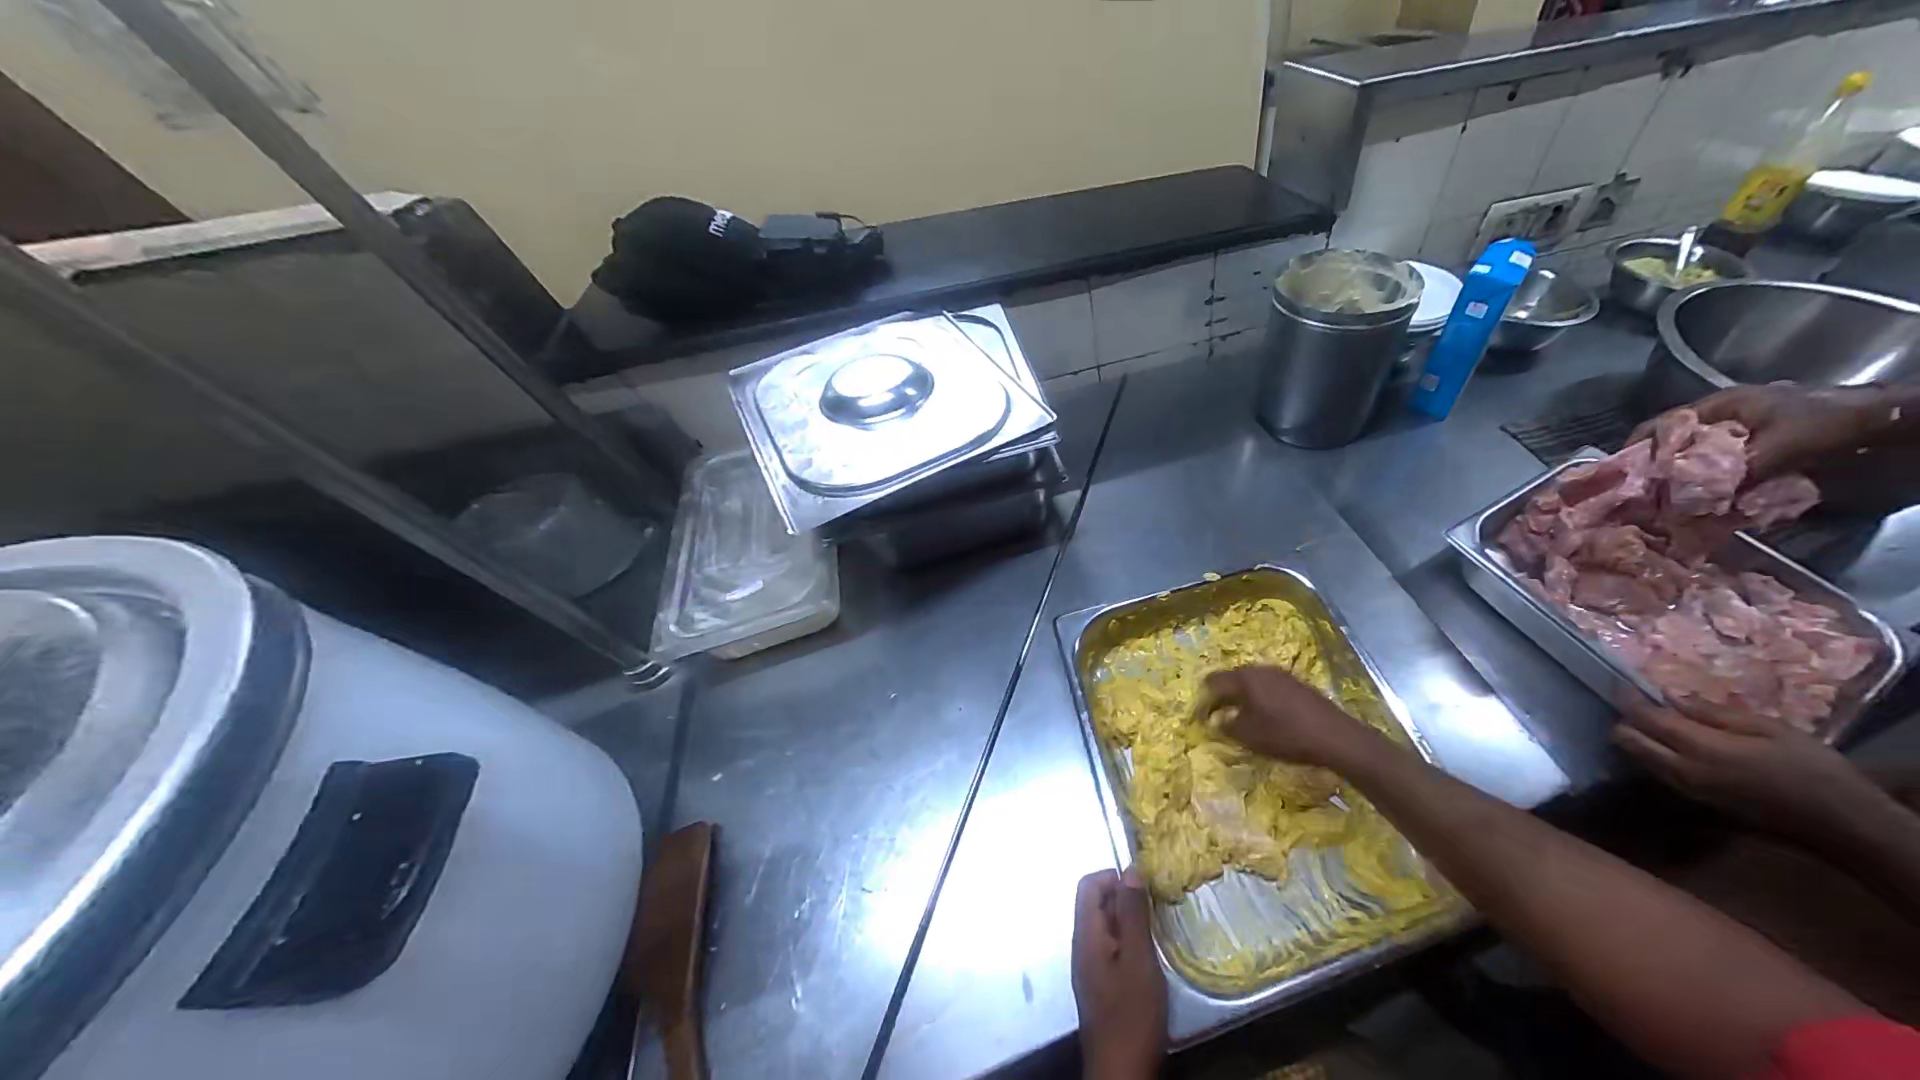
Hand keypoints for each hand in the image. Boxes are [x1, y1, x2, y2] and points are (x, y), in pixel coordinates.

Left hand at [1073, 868, 1164, 1079]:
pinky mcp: (1100, 984)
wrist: (1121, 1072)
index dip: (1113, 876)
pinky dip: (1128, 942)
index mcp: (1086, 934)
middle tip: (1155, 907)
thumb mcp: (1138, 959)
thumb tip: (1130, 871)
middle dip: (1123, 897)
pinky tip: (1148, 957)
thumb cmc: (1131, 1014)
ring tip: (1155, 930)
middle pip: (1095, 903)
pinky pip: (1110, 948)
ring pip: (1105, 926)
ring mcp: (1089, 966)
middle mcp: (1082, 945)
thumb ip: (1132, 914)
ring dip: (1128, 920)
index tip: (1143, 885)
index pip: (1088, 885)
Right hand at [1200, 666, 1386, 769]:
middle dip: (1223, 696)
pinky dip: (1262, 700)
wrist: (1337, 738)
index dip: (1204, 699)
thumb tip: (1217, 720)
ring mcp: (1282, 675)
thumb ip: (1226, 725)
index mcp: (1244, 677)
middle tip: (1219, 716)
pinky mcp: (1298, 685)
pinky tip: (1267, 717)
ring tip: (1242, 718)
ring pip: (1253, 683)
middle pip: (1233, 679)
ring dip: (1244, 698)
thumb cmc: (1285, 734)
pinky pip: (1270, 688)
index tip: (1202, 717)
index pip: (1213, 682)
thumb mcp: (1248, 735)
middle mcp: (1261, 670)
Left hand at [1612, 696, 1886, 845]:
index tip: (1627, 684)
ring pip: (1637, 756)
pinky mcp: (1696, 800)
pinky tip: (1673, 745)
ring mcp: (1685, 788)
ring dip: (1637, 737)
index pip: (1643, 718)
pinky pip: (1657, 771)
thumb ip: (1713, 713)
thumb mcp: (1770, 730)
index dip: (1629, 698)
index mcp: (1698, 748)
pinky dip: (1653, 753)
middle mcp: (1680, 768)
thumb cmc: (1814, 770)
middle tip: (1643, 704)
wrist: (1844, 826)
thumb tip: (1670, 696)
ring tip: (1659, 722)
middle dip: (1625, 718)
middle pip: (1626, 738)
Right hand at [1629, 384, 1891, 482]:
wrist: (1898, 423)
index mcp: (1720, 407)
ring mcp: (1744, 438)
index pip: (1661, 425)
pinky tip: (1712, 509)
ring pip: (1698, 464)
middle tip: (1645, 498)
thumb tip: (1695, 500)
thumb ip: (1738, 469)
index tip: (1624, 476)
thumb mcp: (1785, 443)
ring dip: (1687, 486)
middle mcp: (1725, 420)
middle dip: (1659, 473)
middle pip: (1675, 447)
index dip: (1637, 449)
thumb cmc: (1835, 422)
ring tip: (1674, 508)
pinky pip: (1725, 475)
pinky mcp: (1761, 455)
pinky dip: (1716, 492)